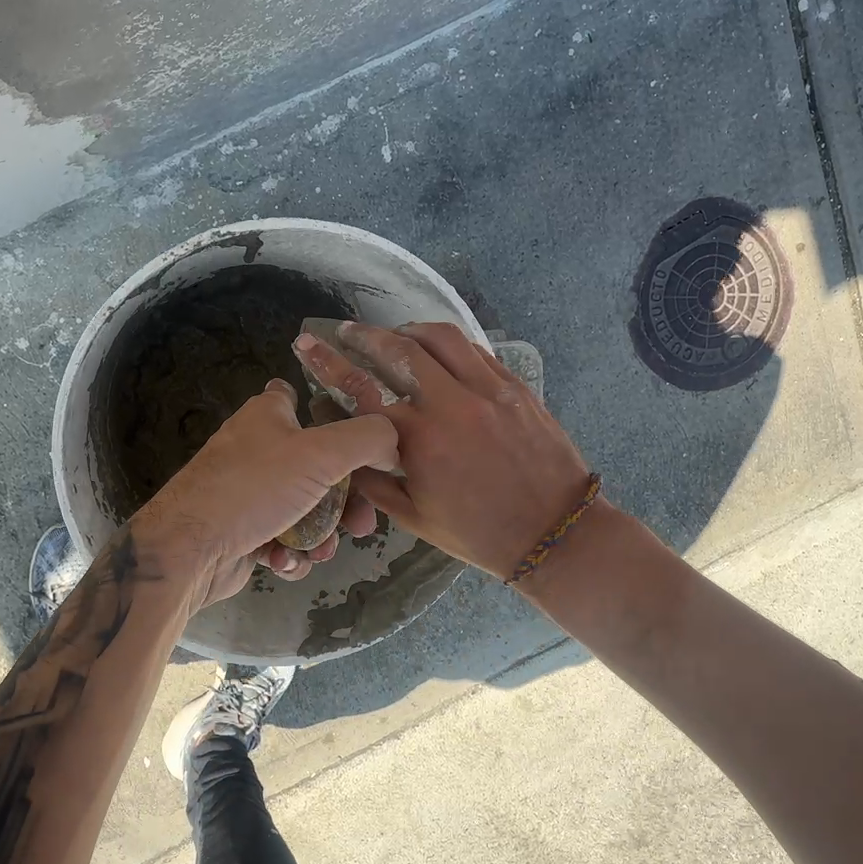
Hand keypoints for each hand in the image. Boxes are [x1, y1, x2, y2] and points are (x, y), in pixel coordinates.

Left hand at [133, 379, 398, 606]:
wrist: (189, 550)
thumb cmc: (254, 488)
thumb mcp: (321, 453)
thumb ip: (368, 438)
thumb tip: (394, 440)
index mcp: (269, 415)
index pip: (301, 396)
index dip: (335, 416)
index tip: (364, 445)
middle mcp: (258, 447)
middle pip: (319, 468)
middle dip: (345, 503)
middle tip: (361, 527)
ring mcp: (249, 492)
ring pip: (305, 510)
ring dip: (319, 536)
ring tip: (318, 552)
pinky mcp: (243, 530)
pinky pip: (282, 538)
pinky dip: (289, 553)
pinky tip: (282, 561)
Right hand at [293, 321, 594, 577]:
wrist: (555, 533)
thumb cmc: (477, 533)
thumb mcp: (412, 517)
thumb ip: (372, 480)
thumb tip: (343, 447)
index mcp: (419, 440)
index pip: (361, 389)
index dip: (327, 363)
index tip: (307, 345)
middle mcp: (452, 404)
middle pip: (399, 348)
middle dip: (366, 334)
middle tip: (348, 330)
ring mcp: (489, 390)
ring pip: (442, 338)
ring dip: (410, 330)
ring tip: (395, 334)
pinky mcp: (516, 388)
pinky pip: (476, 351)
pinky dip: (450, 345)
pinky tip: (439, 353)